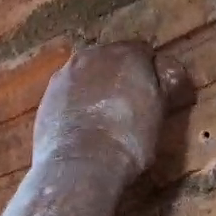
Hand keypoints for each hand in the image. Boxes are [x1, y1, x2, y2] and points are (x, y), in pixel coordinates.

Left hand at [33, 43, 189, 174]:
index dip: (151, 71)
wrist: (81, 164)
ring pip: (88, 73)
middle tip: (131, 103)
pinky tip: (84, 124)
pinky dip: (78, 101)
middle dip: (122, 74)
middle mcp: (94, 55)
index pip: (144, 51)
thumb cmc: (131, 137)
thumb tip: (169, 69)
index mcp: (127, 54)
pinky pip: (70, 91)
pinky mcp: (47, 95)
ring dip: (98, 86)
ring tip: (105, 115)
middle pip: (113, 58)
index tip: (155, 91)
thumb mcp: (161, 111)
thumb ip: (166, 83)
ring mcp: (65, 73)